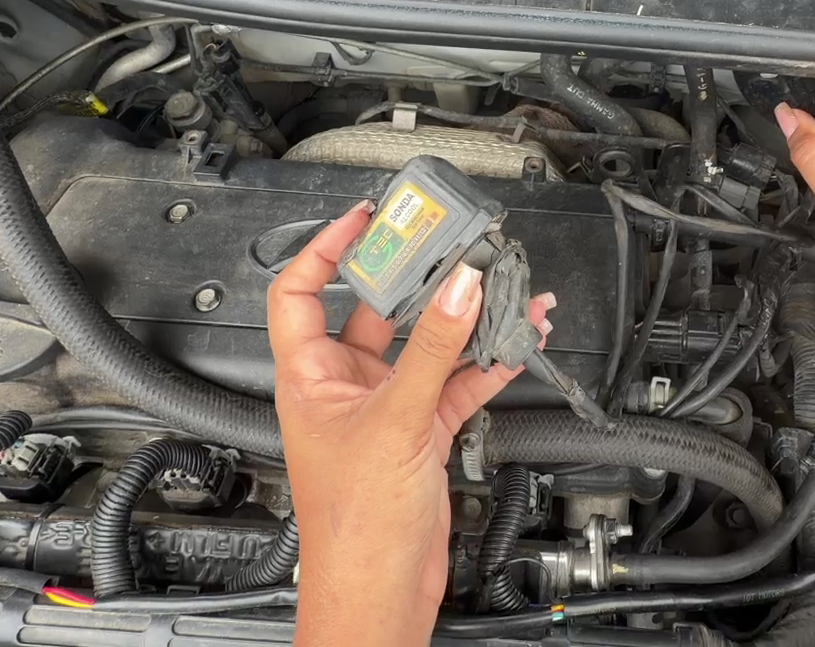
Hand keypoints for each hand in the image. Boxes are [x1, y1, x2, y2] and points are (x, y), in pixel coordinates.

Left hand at [267, 202, 550, 645]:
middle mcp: (346, 383)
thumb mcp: (395, 422)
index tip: (364, 218)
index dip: (325, 248)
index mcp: (311, 375)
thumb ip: (432, 350)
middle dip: (417, 277)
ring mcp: (388, 403)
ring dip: (463, 318)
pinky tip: (515, 340)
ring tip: (497, 288)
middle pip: (378, 308)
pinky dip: (486, 359)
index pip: (300, 291)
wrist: (384, 596)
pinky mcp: (422, 426)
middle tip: (448, 244)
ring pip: (426, 342)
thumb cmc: (353, 530)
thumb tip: (459, 288)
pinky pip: (457, 377)